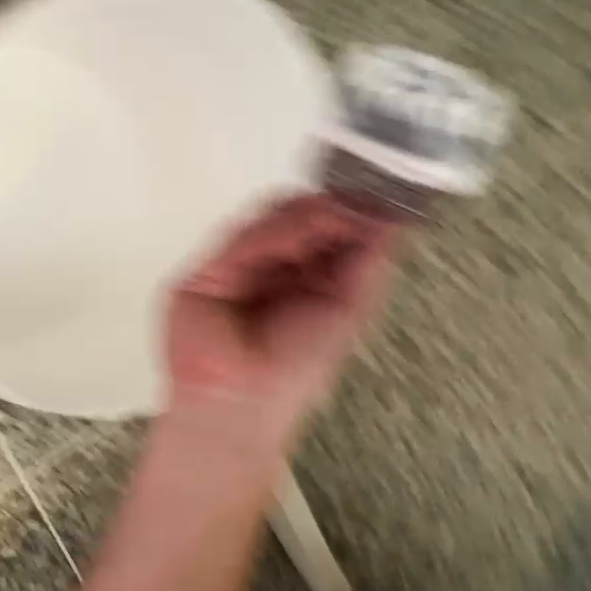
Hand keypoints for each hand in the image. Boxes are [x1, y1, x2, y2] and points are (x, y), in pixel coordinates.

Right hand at [166, 195, 398, 432]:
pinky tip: (297, 237)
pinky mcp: (198, 276)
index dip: (347, 209)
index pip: (321, 230)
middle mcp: (264, 269)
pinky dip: (269, 234)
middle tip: (353, 206)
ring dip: (300, 217)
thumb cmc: (297, 367)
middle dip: (325, 209)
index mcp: (300, 277)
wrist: (245, 396)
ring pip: (261, 222)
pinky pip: (233, 243)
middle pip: (289, 217)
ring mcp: (229, 270)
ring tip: (330, 221)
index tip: (378, 194)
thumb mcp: (351, 308)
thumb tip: (392, 214)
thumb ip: (368, 260)